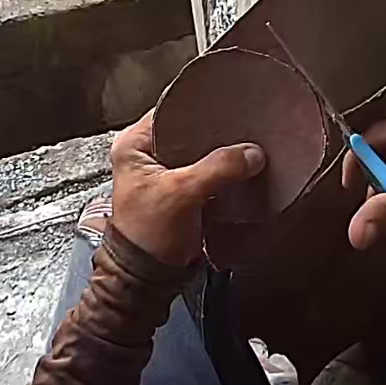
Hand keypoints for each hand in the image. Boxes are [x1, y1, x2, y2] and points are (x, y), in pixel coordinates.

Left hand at [109, 111, 267, 265]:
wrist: (149, 279)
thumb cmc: (148, 237)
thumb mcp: (182, 195)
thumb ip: (218, 169)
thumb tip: (252, 153)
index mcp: (132, 145)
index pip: (171, 110)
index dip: (199, 107)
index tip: (228, 105)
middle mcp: (146, 155)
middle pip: (189, 131)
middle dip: (215, 133)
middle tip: (243, 127)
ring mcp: (165, 175)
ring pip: (200, 153)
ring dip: (221, 155)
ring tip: (245, 145)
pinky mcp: (182, 192)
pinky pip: (207, 172)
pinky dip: (222, 173)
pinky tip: (241, 168)